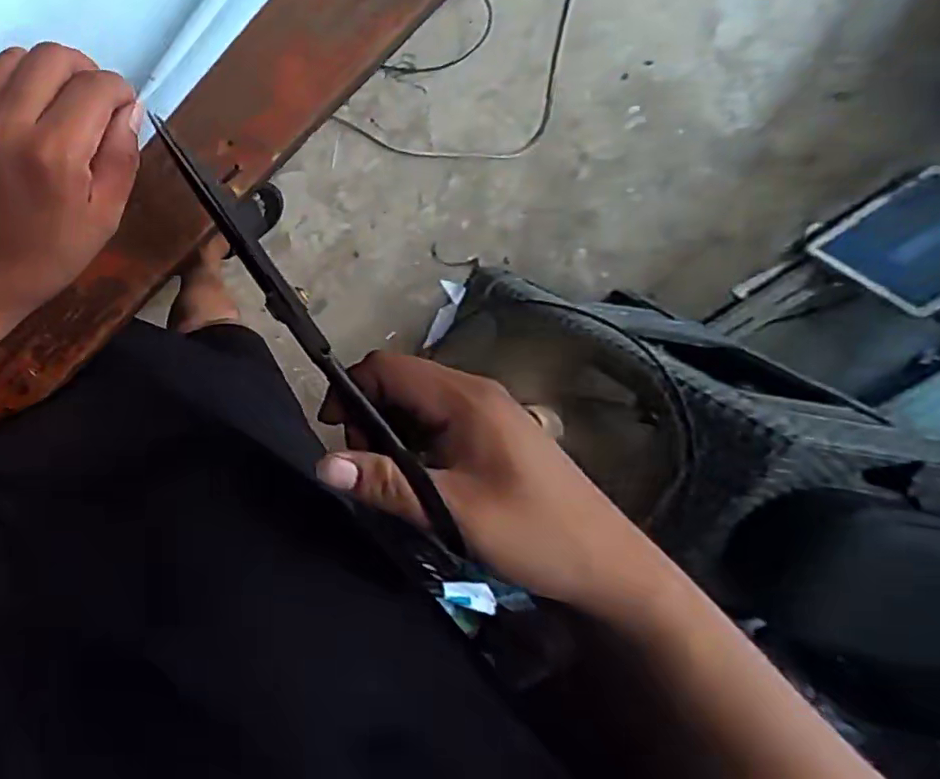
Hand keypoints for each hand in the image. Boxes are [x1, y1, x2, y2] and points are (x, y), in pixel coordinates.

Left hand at [0, 43, 142, 322]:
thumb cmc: (49, 255)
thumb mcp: (106, 217)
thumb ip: (122, 155)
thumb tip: (128, 107)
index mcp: (55, 153)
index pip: (98, 86)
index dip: (120, 94)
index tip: (120, 115)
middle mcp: (11, 125)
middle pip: (56, 56)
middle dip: (86, 73)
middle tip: (92, 107)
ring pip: (19, 56)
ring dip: (47, 72)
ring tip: (57, 105)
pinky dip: (10, 80)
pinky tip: (23, 110)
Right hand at [317, 352, 673, 618]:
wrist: (617, 572)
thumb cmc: (536, 535)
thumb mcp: (453, 512)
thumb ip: (385, 483)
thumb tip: (322, 464)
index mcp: (465, 398)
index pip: (386, 367)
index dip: (350, 390)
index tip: (335, 432)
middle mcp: (475, 392)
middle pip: (398, 379)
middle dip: (367, 412)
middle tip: (367, 462)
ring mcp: (488, 411)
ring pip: (415, 400)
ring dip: (389, 428)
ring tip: (392, 474)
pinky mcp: (494, 431)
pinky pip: (435, 417)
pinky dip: (413, 438)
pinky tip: (422, 477)